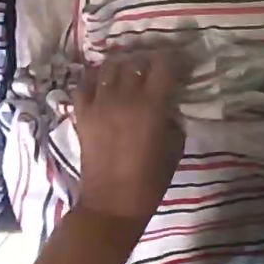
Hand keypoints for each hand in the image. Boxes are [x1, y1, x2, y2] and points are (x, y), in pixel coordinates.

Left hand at [72, 50, 183, 229]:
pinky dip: (94, 79)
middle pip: (135, 61)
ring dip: (122, 65)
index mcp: (151, 105)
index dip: (174, 59)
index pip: (163, 65)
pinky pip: (84, 85)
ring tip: (129, 72)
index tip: (181, 63)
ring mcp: (99, 104)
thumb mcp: (175, 147)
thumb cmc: (150, 180)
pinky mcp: (82, 114)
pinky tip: (103, 85)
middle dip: (148, 60)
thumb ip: (173, 119)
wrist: (111, 204)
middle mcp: (124, 97)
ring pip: (108, 67)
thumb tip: (169, 105)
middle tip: (156, 67)